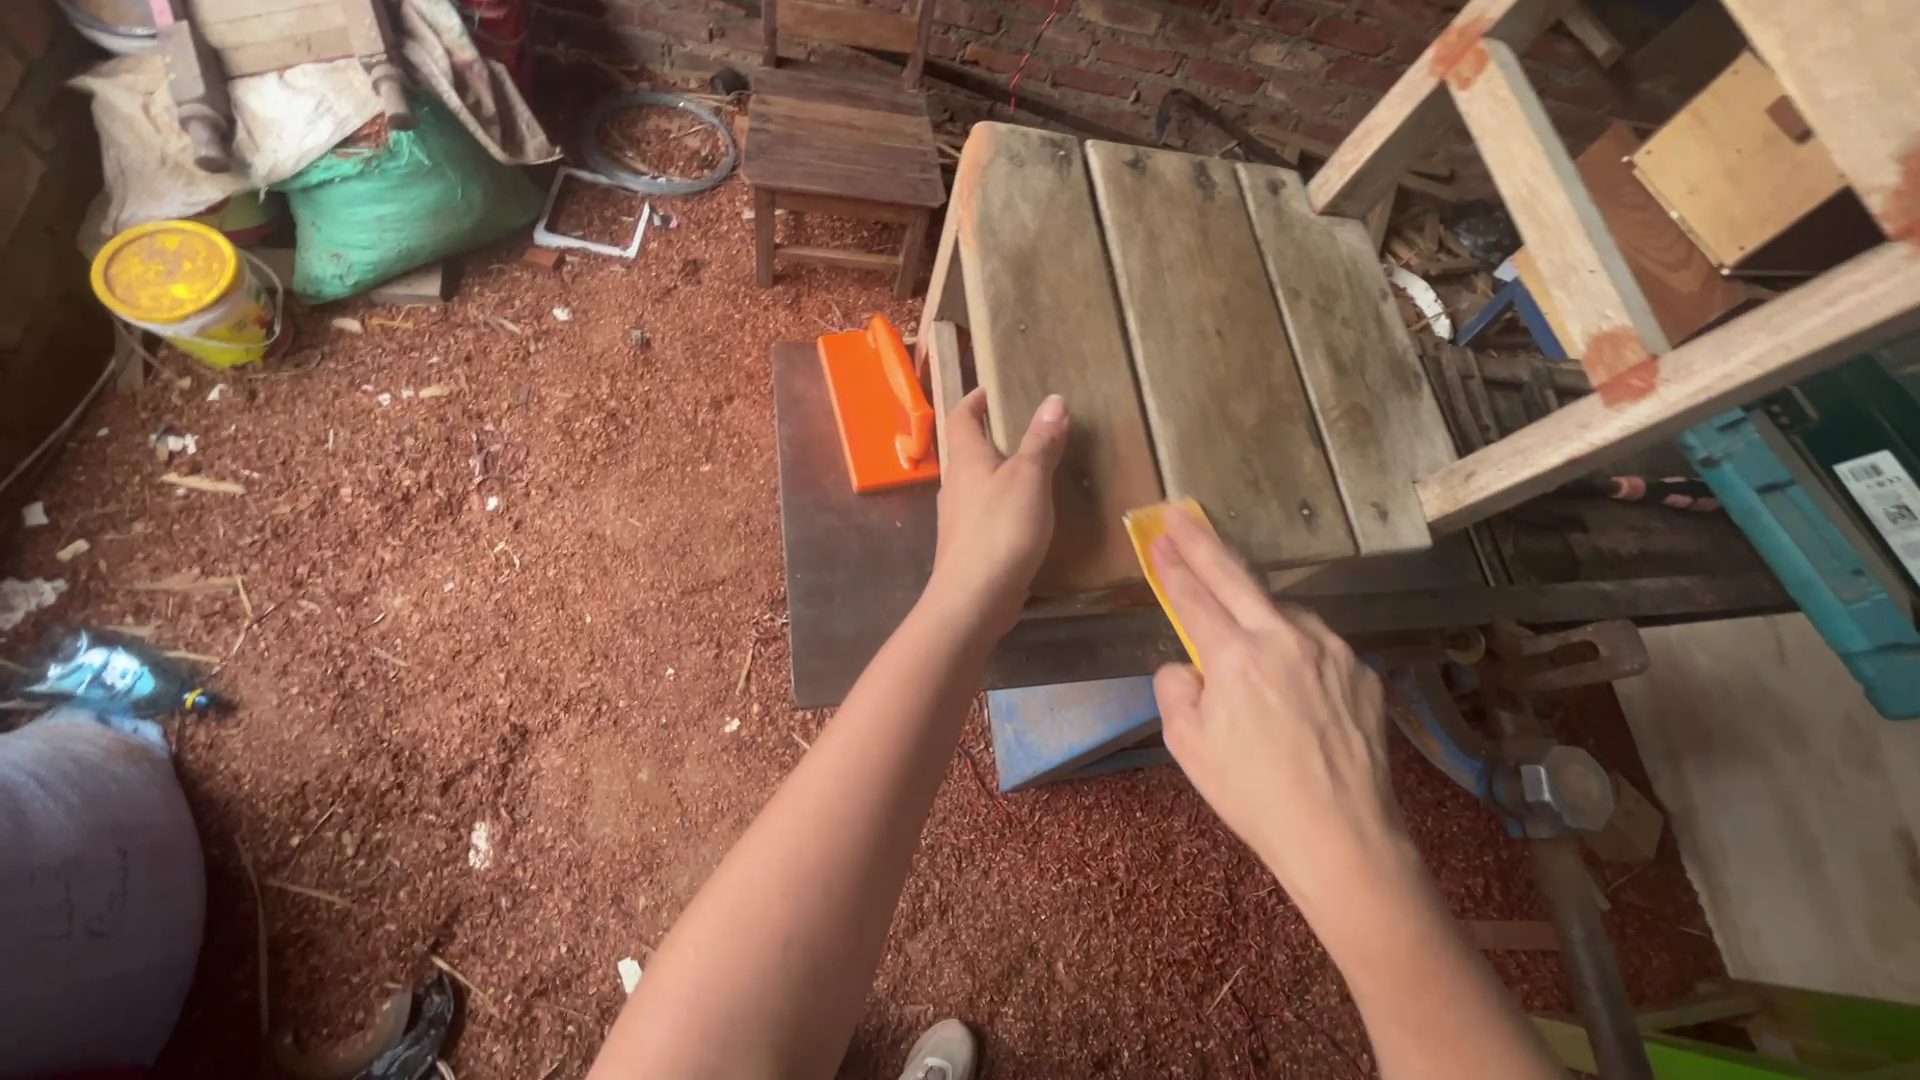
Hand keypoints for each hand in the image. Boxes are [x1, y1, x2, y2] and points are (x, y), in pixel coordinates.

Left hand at [925, 388, 1068, 634]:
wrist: (972, 599)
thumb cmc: (1000, 529)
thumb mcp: (1029, 478)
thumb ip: (1041, 441)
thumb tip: (1053, 399)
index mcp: (965, 460)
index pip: (961, 417)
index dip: (974, 400)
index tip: (991, 390)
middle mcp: (955, 485)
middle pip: (967, 452)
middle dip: (991, 438)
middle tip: (1025, 429)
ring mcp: (958, 520)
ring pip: (976, 486)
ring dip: (998, 474)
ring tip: (1033, 472)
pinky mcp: (968, 548)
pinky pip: (985, 516)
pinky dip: (1003, 507)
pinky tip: (1026, 519)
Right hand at [1150, 510, 1410, 910]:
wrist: (1341, 836)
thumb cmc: (1251, 793)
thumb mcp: (1186, 744)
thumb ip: (1175, 688)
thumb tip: (1188, 664)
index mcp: (1235, 656)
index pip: (1194, 597)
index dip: (1172, 566)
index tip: (1158, 538)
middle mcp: (1285, 639)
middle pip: (1236, 577)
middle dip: (1203, 542)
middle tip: (1181, 515)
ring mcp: (1331, 651)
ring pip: (1283, 609)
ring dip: (1256, 605)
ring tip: (1243, 624)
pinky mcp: (1361, 671)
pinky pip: (1317, 644)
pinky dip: (1294, 645)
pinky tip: (1290, 674)